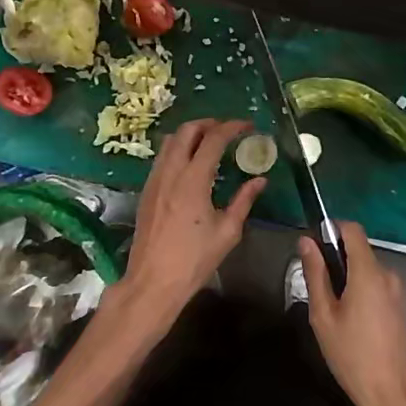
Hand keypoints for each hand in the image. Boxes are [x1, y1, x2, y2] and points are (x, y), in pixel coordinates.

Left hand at [122, 119, 267, 313]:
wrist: (153, 281)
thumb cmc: (194, 260)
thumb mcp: (227, 231)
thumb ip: (244, 200)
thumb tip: (259, 181)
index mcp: (193, 180)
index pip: (213, 139)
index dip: (232, 127)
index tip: (248, 126)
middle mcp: (170, 172)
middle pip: (186, 131)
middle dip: (208, 124)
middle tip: (227, 130)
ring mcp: (154, 180)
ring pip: (169, 141)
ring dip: (190, 134)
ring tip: (209, 142)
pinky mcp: (146, 191)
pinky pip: (162, 158)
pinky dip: (178, 150)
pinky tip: (191, 165)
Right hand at [297, 222, 405, 405]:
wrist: (390, 394)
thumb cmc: (351, 355)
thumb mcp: (323, 315)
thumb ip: (315, 274)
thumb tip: (306, 242)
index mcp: (368, 273)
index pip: (353, 230)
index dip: (332, 229)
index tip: (314, 244)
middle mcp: (388, 275)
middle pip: (359, 250)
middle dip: (337, 260)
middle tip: (318, 288)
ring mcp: (398, 291)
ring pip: (367, 269)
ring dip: (349, 277)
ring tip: (333, 309)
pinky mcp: (401, 305)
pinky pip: (377, 284)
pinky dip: (362, 290)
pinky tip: (351, 319)